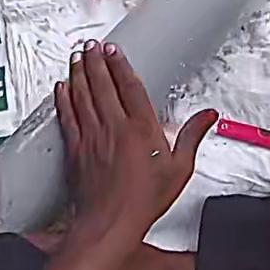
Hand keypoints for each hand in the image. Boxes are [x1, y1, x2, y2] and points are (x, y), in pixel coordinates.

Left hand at [54, 40, 215, 259]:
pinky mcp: (76, 149)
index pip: (130, 87)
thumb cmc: (144, 200)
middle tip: (92, 45)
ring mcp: (92, 137)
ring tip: (77, 57)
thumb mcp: (180, 169)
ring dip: (79, 73)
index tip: (115, 50)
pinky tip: (61, 87)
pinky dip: (64, 99)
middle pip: (103, 85)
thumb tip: (208, 116)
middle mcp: (115, 127)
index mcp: (142, 129)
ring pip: (83, 95)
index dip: (121, 65)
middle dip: (96, 61)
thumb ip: (192, 136)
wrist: (110, 224)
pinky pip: (68, 116)